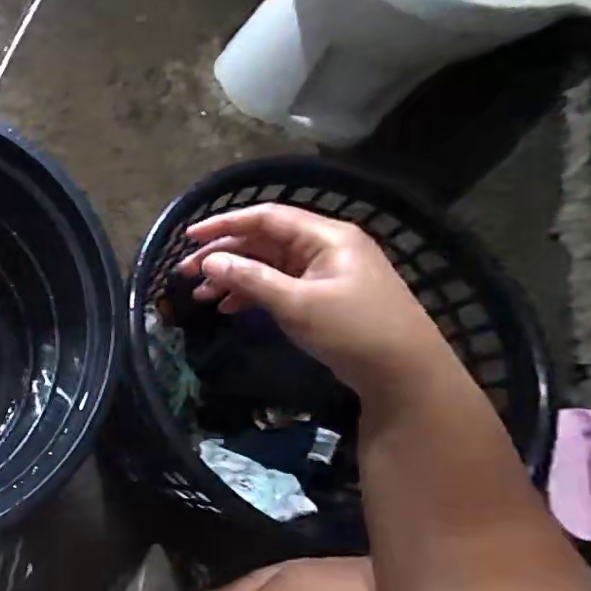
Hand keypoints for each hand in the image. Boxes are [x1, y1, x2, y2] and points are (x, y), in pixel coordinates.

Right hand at [178, 204, 457, 401]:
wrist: (404, 373)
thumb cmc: (353, 331)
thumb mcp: (297, 304)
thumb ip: (251, 279)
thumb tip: (209, 261)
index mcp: (325, 236)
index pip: (266, 217)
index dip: (224, 224)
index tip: (188, 238)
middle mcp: (325, 246)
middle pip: (264, 240)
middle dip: (224, 255)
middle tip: (186, 273)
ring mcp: (325, 271)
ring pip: (269, 264)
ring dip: (235, 277)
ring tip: (202, 296)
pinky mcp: (324, 295)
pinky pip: (280, 284)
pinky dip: (254, 293)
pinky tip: (229, 308)